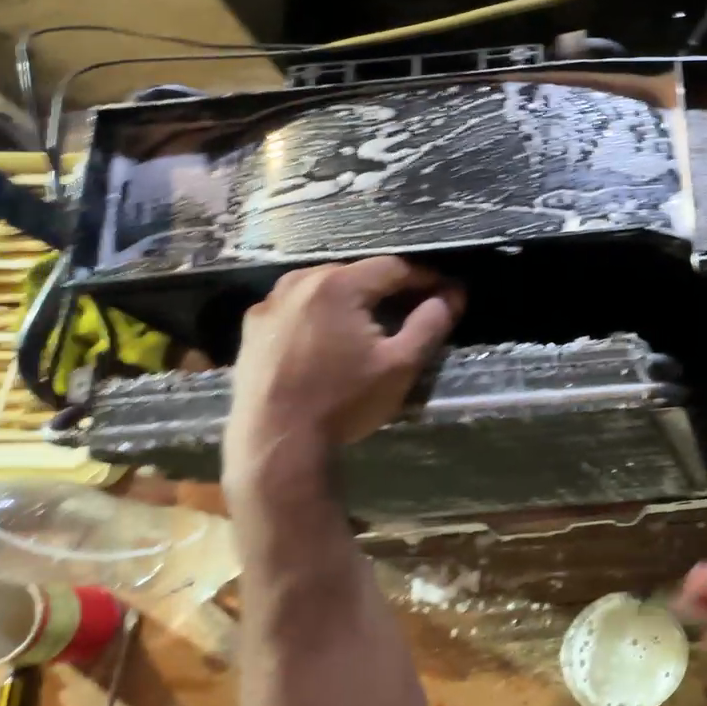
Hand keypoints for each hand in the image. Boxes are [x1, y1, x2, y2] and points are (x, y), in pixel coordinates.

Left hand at [225, 257, 463, 481]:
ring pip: (323, 288)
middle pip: (356, 273)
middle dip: (388, 287)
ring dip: (353, 299)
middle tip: (413, 307)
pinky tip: (331, 338)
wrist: (276, 438)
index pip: (393, 266)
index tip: (447, 291)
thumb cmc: (344, 400)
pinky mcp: (253, 327)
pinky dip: (321, 314)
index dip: (425, 277)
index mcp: (338, 285)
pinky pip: (297, 307)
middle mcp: (298, 281)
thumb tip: (453, 295)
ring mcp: (269, 303)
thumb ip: (430, 325)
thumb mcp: (400, 365)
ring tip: (373, 322)